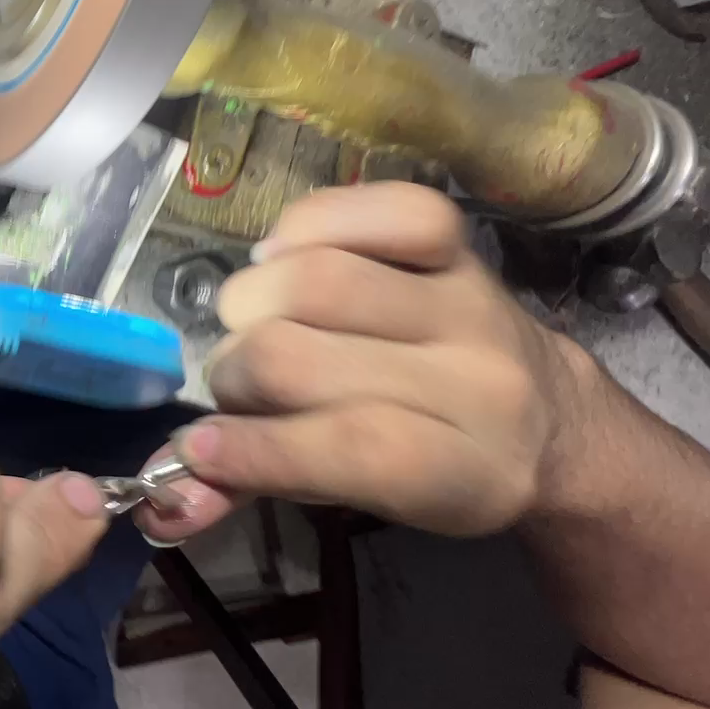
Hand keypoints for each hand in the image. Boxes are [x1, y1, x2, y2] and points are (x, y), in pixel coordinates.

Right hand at [135, 182, 599, 543]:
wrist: (547, 423)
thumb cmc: (423, 466)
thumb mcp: (351, 498)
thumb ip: (252, 492)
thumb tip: (162, 499)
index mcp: (464, 473)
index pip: (354, 449)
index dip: (259, 448)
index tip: (197, 446)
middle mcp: (479, 383)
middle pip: (302, 358)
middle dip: (237, 370)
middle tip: (240, 380)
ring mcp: (471, 305)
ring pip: (316, 279)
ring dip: (252, 302)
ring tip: (257, 319)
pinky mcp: (462, 247)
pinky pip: (381, 210)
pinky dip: (308, 224)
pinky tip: (285, 254)